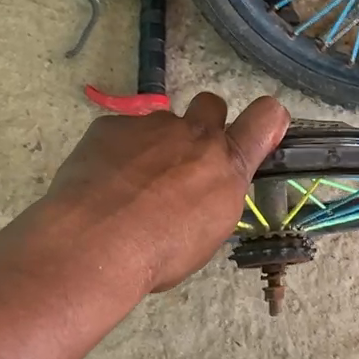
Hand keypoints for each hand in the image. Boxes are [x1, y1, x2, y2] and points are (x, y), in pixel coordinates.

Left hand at [34, 93, 289, 292]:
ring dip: (154, 146)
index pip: (266, 115)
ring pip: (161, 124)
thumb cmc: (158, 254)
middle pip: (212, 104)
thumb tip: (215, 181)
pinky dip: (115, 153)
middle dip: (202, 126)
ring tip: (130, 186)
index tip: (258, 131)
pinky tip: (100, 184)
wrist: (92, 245)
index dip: (266, 119)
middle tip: (182, 163)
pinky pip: (121, 133)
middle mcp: (194, 134)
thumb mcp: (209, 230)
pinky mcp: (111, 126)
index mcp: (226, 163)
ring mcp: (150, 124)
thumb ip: (218, 192)